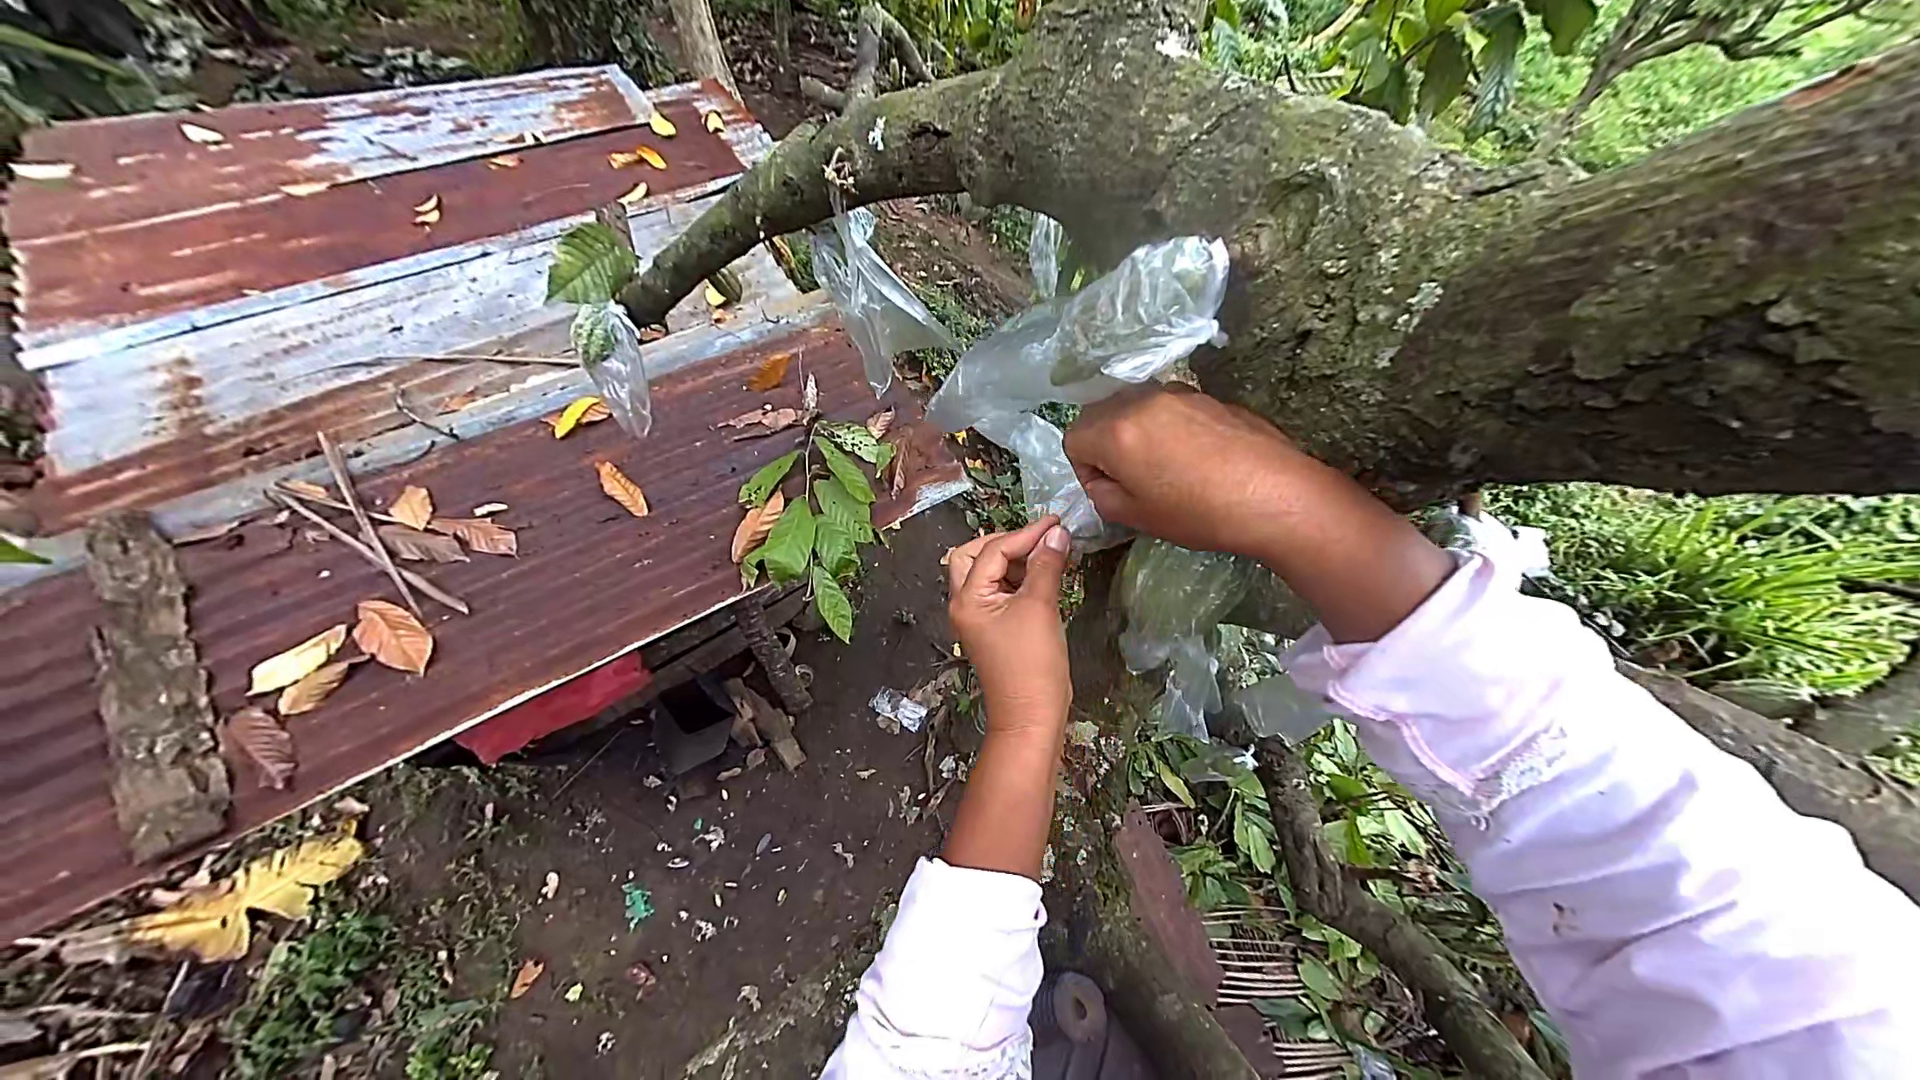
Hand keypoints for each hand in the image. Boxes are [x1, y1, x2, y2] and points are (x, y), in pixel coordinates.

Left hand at [946, 516, 1072, 733]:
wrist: (1032, 716)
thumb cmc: (1032, 664)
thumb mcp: (1040, 608)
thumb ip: (1046, 566)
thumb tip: (1058, 534)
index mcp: (967, 598)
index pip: (992, 551)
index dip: (1025, 534)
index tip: (1056, 523)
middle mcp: (966, 604)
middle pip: (975, 556)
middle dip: (1006, 543)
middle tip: (1040, 539)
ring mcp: (979, 617)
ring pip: (989, 573)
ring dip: (1015, 560)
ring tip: (1048, 554)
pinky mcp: (996, 628)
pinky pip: (1002, 591)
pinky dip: (1021, 578)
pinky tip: (1045, 575)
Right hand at [1065, 385, 1454, 642]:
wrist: (1276, 495)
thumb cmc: (1198, 512)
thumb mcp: (1135, 516)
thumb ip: (1101, 495)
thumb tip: (1101, 480)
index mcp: (1115, 430)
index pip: (1072, 439)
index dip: (1084, 470)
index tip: (1112, 490)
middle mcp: (1140, 400)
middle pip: (1098, 415)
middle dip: (1104, 445)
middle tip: (1132, 478)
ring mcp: (1177, 392)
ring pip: (1132, 408)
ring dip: (1134, 434)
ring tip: (1164, 467)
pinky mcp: (1206, 395)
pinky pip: (1165, 407)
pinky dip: (1164, 427)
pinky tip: (1193, 457)